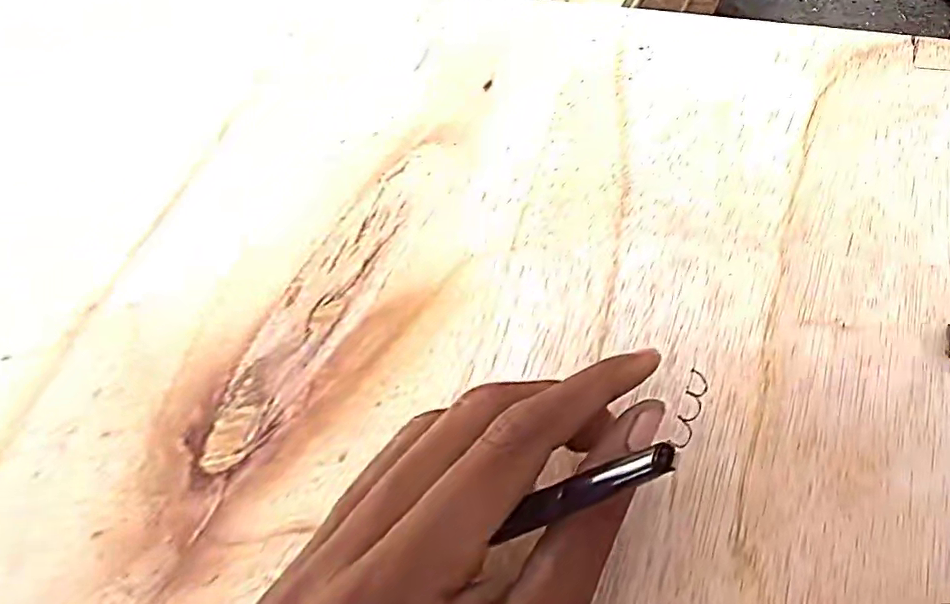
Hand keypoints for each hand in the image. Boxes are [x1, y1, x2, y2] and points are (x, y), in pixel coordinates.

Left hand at [260, 350, 664, 603]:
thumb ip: (588, 527)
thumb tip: (637, 427)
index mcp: (391, 585)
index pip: (510, 439)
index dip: (588, 390)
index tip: (641, 367)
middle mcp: (333, 562)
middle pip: (469, 419)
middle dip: (556, 400)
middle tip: (610, 423)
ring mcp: (310, 562)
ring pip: (428, 432)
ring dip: (510, 417)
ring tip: (561, 446)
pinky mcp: (309, 565)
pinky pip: (395, 465)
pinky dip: (463, 444)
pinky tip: (496, 475)